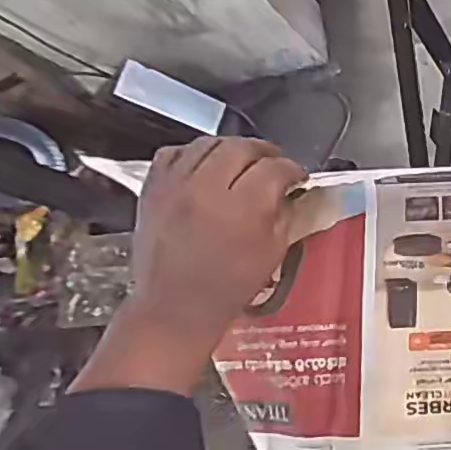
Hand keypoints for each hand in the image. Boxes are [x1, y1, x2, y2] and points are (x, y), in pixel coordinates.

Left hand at [72, 137, 306, 394]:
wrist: (176, 306)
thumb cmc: (228, 287)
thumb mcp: (273, 253)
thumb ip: (286, 215)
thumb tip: (291, 193)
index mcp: (244, 207)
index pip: (276, 168)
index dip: (293, 169)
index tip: (297, 177)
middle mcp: (207, 188)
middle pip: (242, 147)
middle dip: (265, 152)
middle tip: (275, 164)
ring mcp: (176, 185)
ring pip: (209, 143)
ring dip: (232, 149)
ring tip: (243, 161)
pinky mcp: (153, 188)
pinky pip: (176, 153)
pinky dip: (195, 155)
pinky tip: (206, 167)